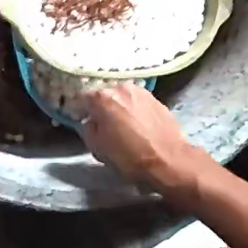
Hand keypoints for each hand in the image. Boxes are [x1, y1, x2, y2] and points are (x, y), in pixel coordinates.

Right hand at [77, 83, 212, 195]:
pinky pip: (136, 101)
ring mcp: (141, 91)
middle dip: (100, 106)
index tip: (80, 119)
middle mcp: (121, 88)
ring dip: (118, 106)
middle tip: (101, 123)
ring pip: (122, 96)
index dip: (79, 110)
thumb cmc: (128, 156)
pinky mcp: (156, 99)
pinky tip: (136, 124)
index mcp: (102, 98)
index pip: (82, 98)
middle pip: (103, 94)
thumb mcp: (97, 148)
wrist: (168, 160)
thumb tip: (92, 122)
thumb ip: (88, 129)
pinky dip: (133, 109)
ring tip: (120, 123)